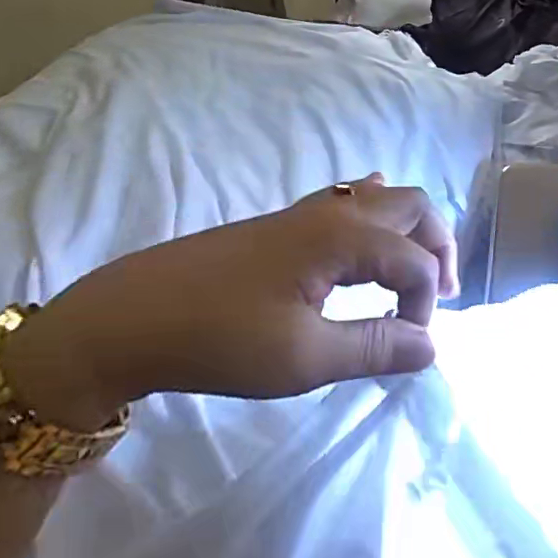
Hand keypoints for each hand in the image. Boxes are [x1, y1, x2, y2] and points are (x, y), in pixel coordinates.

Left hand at [3, 174, 457, 428]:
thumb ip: (376, 347)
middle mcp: (334, 212)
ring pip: (385, 199)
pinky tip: (372, 233)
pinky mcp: (284, 223)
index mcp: (344, 236)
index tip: (408, 347)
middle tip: (437, 295)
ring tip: (413, 273)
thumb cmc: (216, 340)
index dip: (426, 305)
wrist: (118, 322)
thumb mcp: (303, 358)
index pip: (415, 262)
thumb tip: (432, 346)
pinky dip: (378, 216)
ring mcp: (307, 212)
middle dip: (438, 247)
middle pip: (414, 207)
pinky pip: (351, 200)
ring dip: (411, 231)